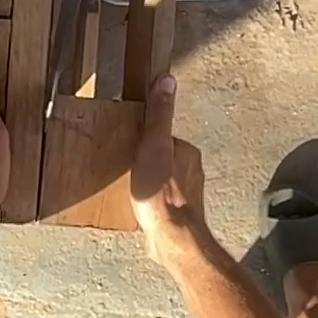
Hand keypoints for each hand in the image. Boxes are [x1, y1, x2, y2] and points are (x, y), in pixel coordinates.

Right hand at [129, 75, 210, 263]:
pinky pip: (161, 200)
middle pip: (164, 156)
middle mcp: (191, 171)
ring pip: (164, 179)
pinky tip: (137, 205)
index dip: (145, 136)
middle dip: (147, 158)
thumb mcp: (153, 147)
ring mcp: (185, 193)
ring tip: (129, 184)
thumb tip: (166, 80)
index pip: (163, 135)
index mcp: (185, 152)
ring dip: (149, 180)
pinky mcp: (177, 213)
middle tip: (126, 162)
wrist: (171, 237)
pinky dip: (150, 199)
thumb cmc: (160, 194)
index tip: (131, 138)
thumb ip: (159, 116)